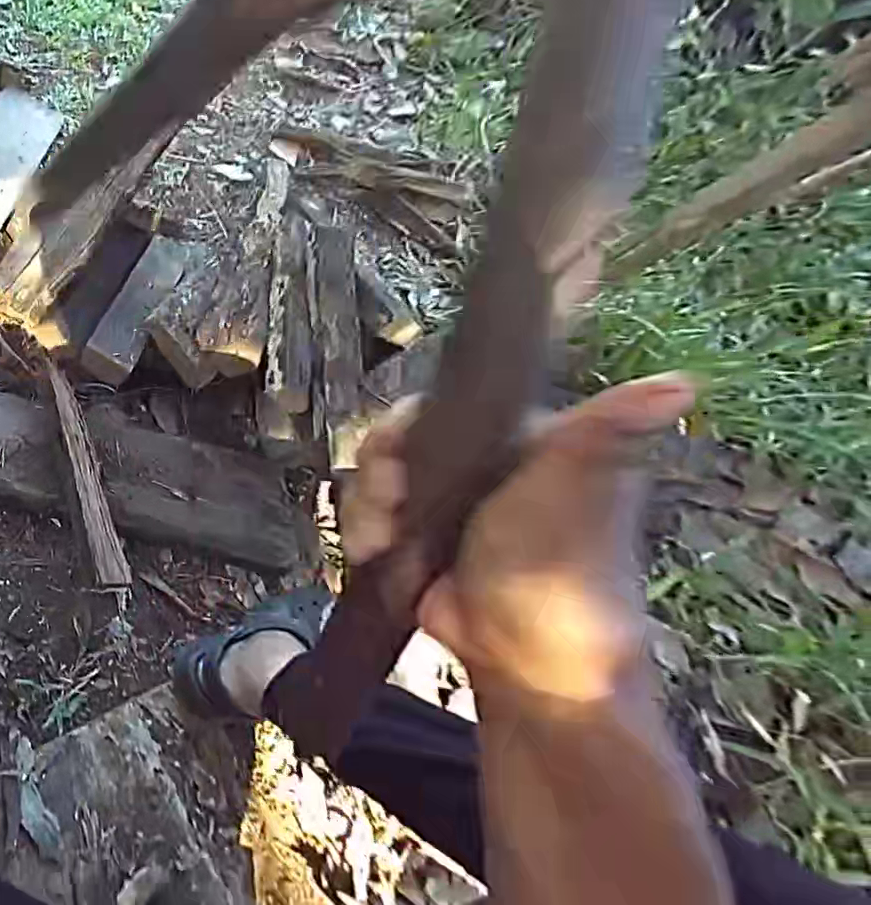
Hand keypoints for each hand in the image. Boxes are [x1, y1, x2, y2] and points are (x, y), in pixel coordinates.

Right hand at [341, 374, 695, 704]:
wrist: (520, 658)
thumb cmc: (552, 570)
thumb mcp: (571, 496)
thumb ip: (597, 437)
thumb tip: (680, 383)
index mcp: (516, 445)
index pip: (434, 409)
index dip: (402, 427)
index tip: (397, 460)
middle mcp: (473, 467)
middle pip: (391, 443)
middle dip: (379, 477)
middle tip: (394, 508)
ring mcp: (436, 501)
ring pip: (369, 477)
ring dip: (367, 511)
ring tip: (385, 546)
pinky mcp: (408, 532)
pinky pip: (361, 509)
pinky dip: (361, 530)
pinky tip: (376, 554)